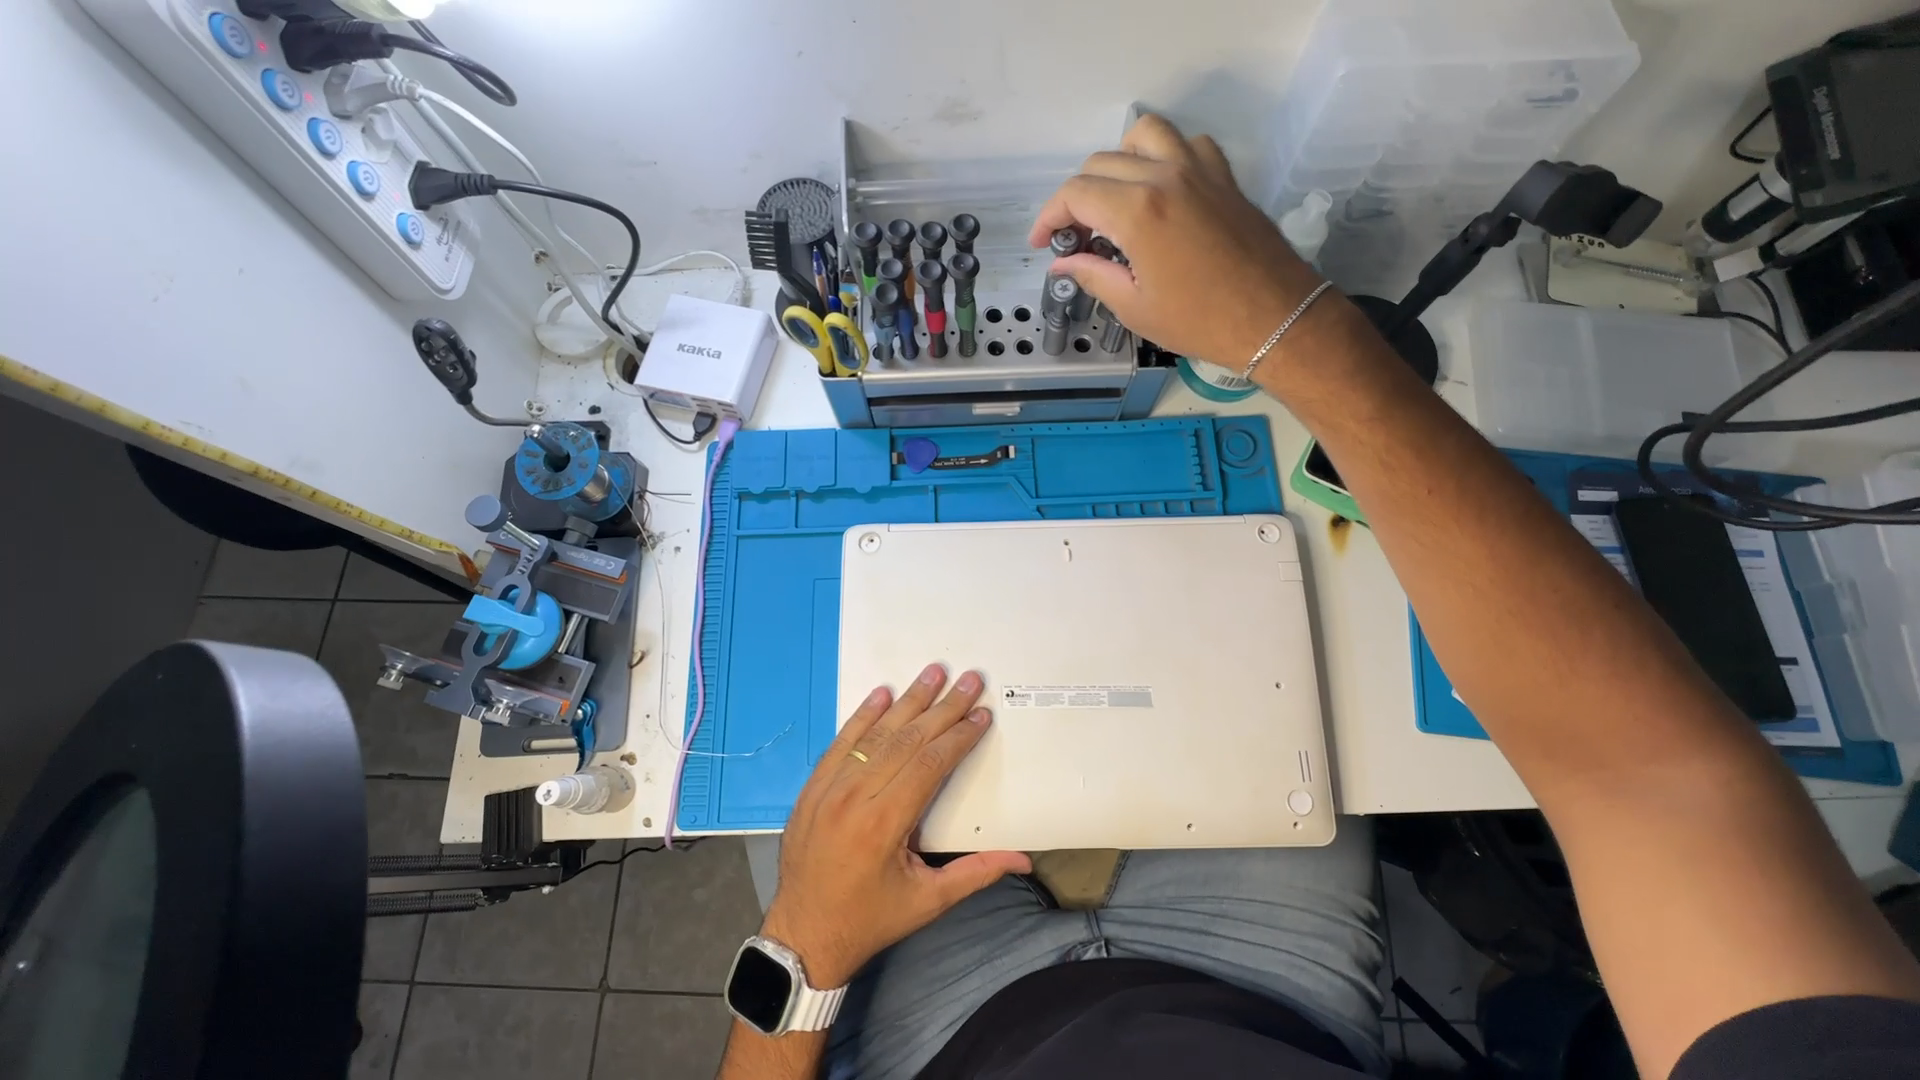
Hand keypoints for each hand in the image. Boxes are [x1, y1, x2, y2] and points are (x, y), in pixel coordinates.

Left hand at [760, 663, 1031, 988]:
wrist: (803, 935)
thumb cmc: (870, 919)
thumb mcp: (927, 902)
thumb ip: (975, 873)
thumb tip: (1023, 859)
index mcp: (885, 824)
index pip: (929, 764)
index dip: (958, 737)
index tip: (981, 715)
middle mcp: (855, 798)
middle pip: (906, 741)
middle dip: (942, 708)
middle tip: (969, 680)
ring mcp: (828, 789)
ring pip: (874, 735)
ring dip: (907, 701)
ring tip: (933, 673)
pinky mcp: (811, 788)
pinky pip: (840, 744)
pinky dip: (861, 717)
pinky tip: (881, 694)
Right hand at [1028, 113, 1329, 369]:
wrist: (1274, 318)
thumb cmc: (1199, 321)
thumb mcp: (1134, 307)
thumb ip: (1092, 274)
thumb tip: (1062, 263)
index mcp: (1137, 211)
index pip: (1075, 194)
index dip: (1050, 217)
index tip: (1043, 243)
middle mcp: (1165, 176)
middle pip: (1102, 163)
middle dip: (1078, 197)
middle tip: (1077, 236)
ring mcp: (1199, 171)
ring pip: (1145, 135)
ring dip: (1119, 160)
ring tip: (1114, 197)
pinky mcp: (1224, 177)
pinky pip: (1188, 144)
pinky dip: (1165, 157)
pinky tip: (1161, 189)